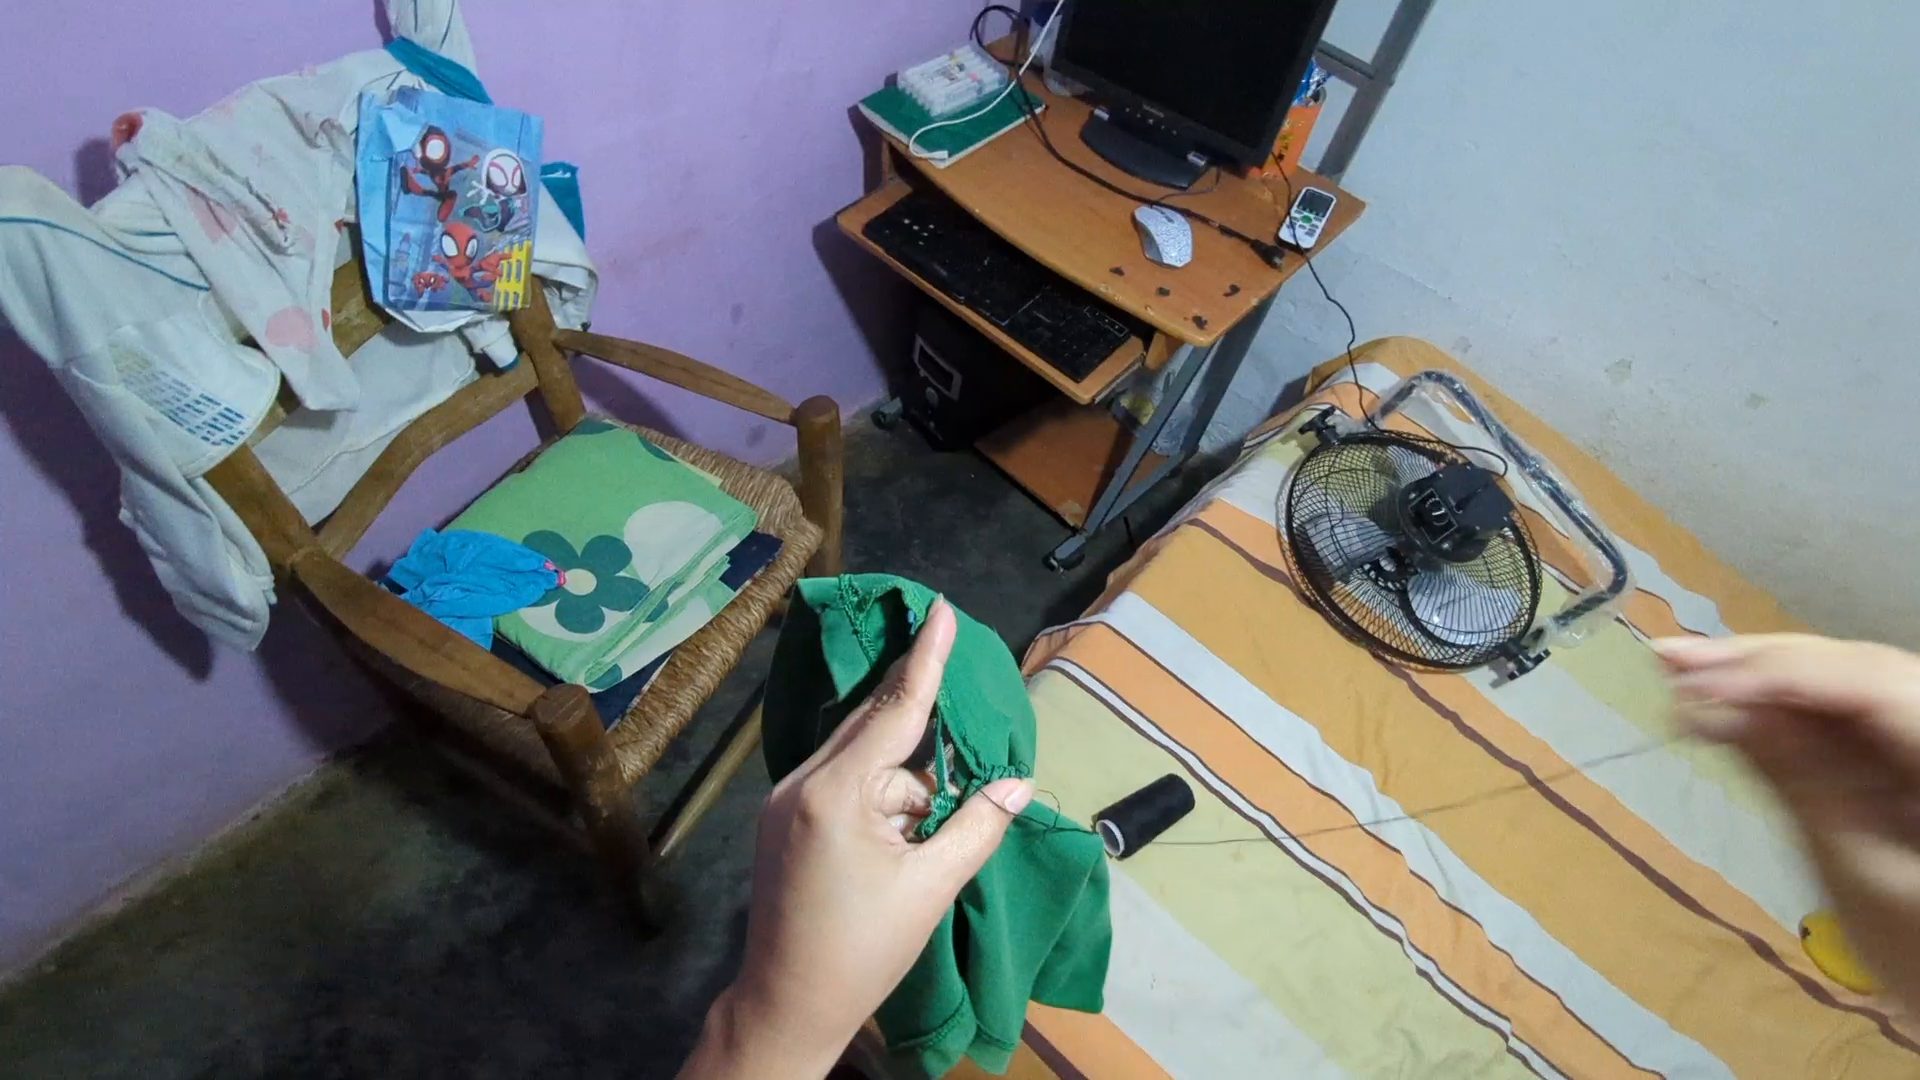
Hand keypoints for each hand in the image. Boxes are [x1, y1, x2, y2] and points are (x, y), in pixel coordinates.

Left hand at [680, 599, 1034, 1079]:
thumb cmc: (861, 953)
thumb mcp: (929, 890)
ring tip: (922, 832)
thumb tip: (1019, 785)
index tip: (940, 609)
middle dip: (917, 703)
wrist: (784, 1006)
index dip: (925, 658)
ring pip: (862, 756)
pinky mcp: (786, 814)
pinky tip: (900, 828)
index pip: (895, 711)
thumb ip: (977, 827)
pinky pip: (845, 778)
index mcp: (836, 794)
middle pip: (874, 723)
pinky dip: (881, 791)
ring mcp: (788, 797)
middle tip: (950, 666)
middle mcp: (804, 781)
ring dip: (903, 775)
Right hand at [1659, 633, 1919, 1011]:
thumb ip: (1801, 781)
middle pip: (1863, 670)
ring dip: (1758, 671)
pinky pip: (1839, 707)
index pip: (1876, 689)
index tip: (1684, 678)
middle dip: (1762, 661)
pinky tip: (1714, 691)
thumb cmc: (1916, 952)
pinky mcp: (1900, 753)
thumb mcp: (1860, 871)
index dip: (1779, 673)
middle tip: (1666, 659)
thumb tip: (1716, 706)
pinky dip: (1771, 696)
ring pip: (1848, 678)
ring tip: (1676, 667)